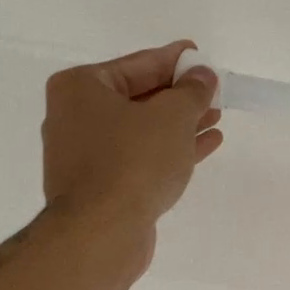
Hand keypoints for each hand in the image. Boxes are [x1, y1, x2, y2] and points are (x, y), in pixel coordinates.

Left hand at [42, 41, 222, 225]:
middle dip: (178, 96)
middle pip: (138, 97)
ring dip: (179, 124)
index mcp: (80, 88)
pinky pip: (139, 157)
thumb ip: (192, 92)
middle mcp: (74, 117)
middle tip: (213, 91)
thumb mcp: (172, 116)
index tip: (199, 56)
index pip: (138, 64)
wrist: (101, 233)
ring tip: (215, 118)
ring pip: (141, 130)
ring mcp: (85, 155)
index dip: (174, 60)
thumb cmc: (133, 161)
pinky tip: (203, 146)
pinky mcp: (100, 187)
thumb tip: (202, 76)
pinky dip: (169, 150)